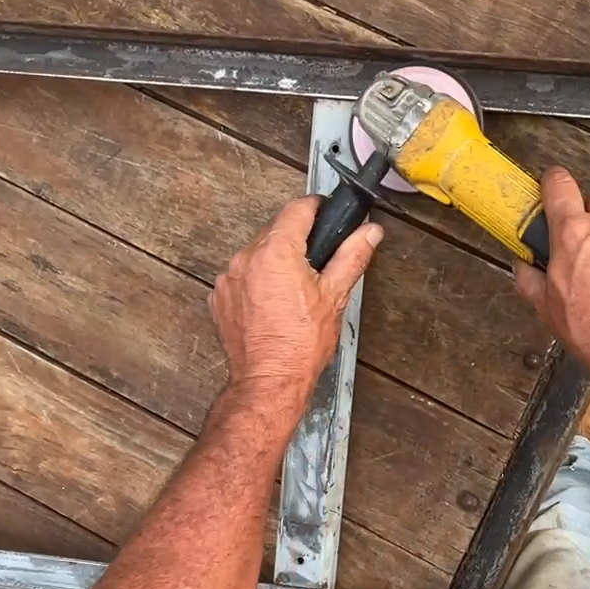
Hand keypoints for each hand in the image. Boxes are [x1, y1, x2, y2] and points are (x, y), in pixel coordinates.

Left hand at [211, 196, 381, 399]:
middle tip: (320, 262)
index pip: (297, 209)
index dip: (317, 207)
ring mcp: (229, 278)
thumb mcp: (336, 295)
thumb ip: (352, 255)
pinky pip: (243, 275)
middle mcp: (246, 258)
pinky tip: (276, 303)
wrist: (270, 380)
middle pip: (276, 231)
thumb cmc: (300, 344)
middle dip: (299, 240)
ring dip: (278, 261)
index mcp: (276, 251)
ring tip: (298, 289)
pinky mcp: (220, 297)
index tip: (328, 212)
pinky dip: (259, 281)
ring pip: (258, 253)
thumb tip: (369, 232)